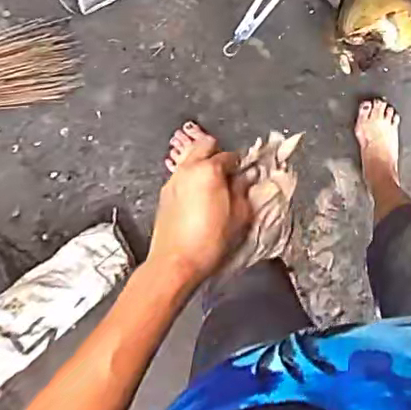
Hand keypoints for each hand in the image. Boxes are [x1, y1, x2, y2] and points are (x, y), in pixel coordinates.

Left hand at [148, 141, 249, 285]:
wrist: (174, 264)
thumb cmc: (209, 241)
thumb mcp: (238, 216)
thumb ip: (243, 190)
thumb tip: (245, 177)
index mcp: (210, 169)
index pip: (230, 155)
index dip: (239, 164)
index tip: (244, 174)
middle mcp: (189, 167)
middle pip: (205, 145)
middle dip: (218, 154)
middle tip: (228, 173)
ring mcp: (174, 178)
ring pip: (191, 157)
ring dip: (203, 163)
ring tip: (212, 185)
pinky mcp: (165, 192)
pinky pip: (181, 174)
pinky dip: (191, 177)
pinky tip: (197, 197)